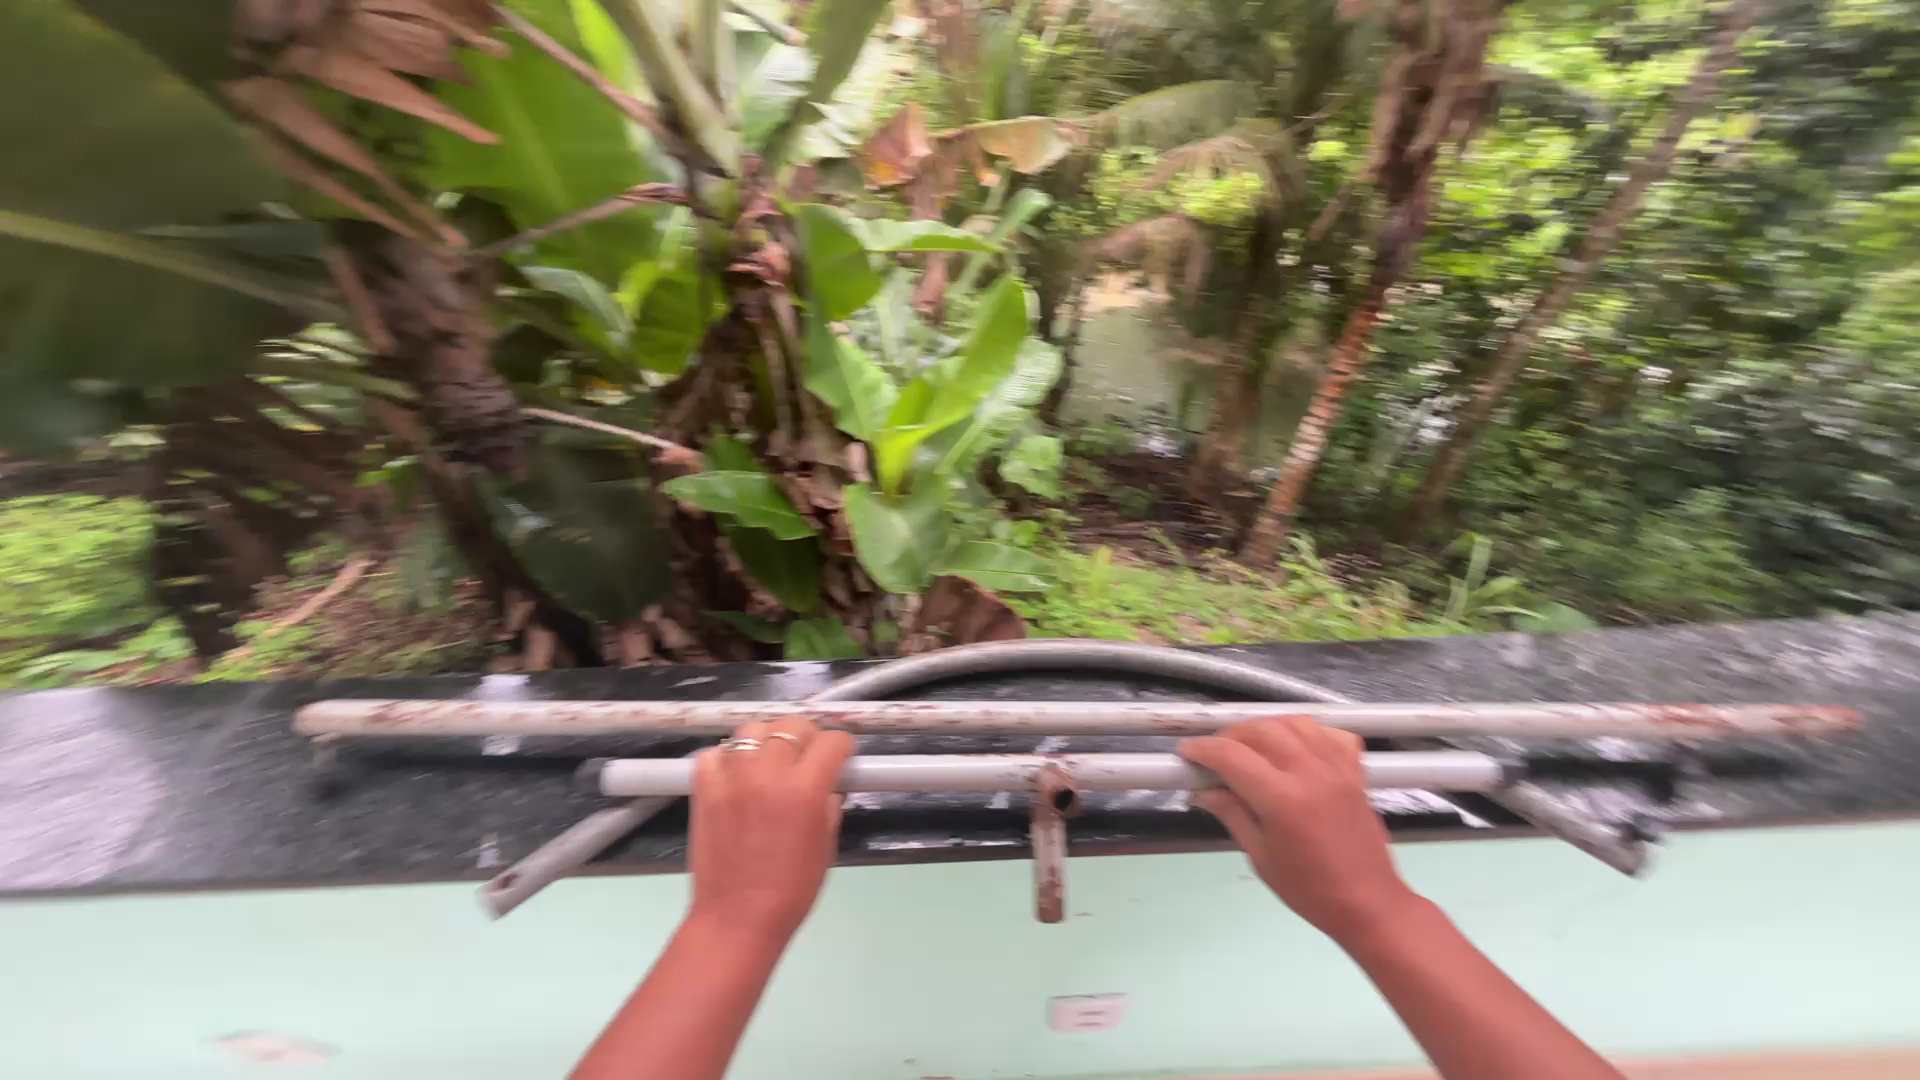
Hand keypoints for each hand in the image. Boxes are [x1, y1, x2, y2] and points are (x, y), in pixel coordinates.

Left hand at [687, 717, 854, 939]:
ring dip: (768, 739)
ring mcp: (732, 778)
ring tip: (772, 759)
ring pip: (752, 729)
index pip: (831, 742)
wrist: (736, 919)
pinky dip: (729, 757)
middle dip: (808, 735)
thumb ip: (828, 805)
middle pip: (792, 726)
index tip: (842, 756)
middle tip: (809, 755)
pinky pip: (715, 753)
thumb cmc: (791, 890)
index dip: (842, 747)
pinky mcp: (704, 789)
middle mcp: (768, 774)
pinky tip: (738, 773)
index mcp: (805, 789)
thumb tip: (827, 786)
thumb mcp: (826, 845)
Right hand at [1179, 716, 1418, 941]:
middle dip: (1230, 735)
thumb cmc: (1310, 889)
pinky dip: (1308, 733)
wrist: (1371, 905)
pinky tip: (1296, 748)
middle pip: (1260, 729)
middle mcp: (1310, 773)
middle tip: (1216, 754)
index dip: (1202, 750)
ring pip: (1294, 723)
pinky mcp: (1355, 772)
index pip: (1230, 755)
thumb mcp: (1259, 856)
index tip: (1186, 754)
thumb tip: (1202, 790)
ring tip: (1252, 747)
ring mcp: (1337, 769)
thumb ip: (1231, 812)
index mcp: (1282, 799)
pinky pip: (1330, 734)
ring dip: (1265, 727)